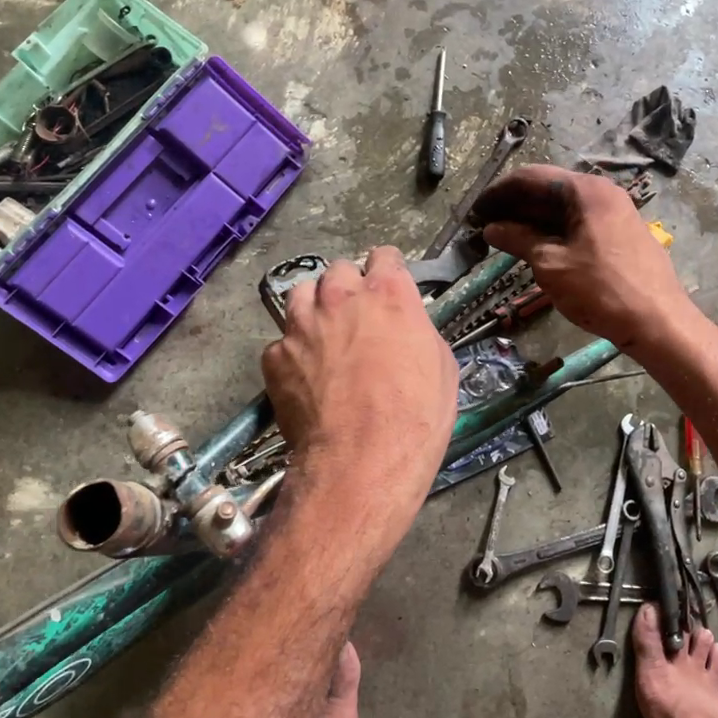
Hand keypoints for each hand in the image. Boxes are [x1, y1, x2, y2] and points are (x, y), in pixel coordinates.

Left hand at [261, 247, 457, 526]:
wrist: (361, 461)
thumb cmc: (415, 416)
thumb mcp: (442, 367)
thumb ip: (418, 333)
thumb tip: (407, 330)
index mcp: (388, 294)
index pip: (385, 256)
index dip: (388, 269)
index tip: (388, 283)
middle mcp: (341, 297)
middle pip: (339, 270)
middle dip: (348, 287)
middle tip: (356, 315)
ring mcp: (302, 324)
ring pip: (302, 293)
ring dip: (315, 306)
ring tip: (323, 333)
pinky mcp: (275, 356)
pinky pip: (282, 342)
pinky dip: (292, 353)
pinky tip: (304, 376)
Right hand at [472, 165, 695, 354]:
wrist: (659, 322)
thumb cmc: (601, 289)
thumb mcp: (551, 264)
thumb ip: (518, 239)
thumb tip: (491, 228)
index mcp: (585, 190)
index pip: (531, 176)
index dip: (498, 192)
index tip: (475, 212)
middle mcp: (602, 193)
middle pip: (548, 189)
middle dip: (513, 206)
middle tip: (484, 227)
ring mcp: (615, 213)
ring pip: (563, 208)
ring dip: (532, 220)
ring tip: (504, 239)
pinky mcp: (620, 235)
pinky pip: (578, 223)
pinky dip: (553, 231)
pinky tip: (535, 248)